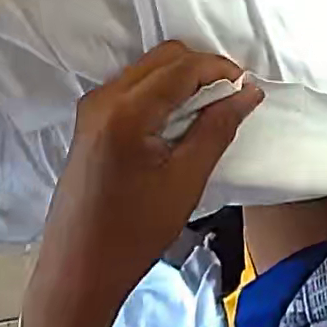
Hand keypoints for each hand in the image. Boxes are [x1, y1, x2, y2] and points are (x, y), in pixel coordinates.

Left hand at [29, 41, 263, 319]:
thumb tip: (247, 93)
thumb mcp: (185, 181)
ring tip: (211, 106)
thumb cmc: (135, 232)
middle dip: (200, 68)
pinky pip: (131, 84)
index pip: (180, 68)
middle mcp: (103, 96)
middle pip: (161, 58)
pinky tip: (180, 116)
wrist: (78, 267)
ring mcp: (92, 104)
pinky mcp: (89, 116)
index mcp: (125, 111)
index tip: (248, 84)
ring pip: (146, 67)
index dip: (218, 69)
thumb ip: (216, 129)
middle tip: (232, 94)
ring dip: (180, 77)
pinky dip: (160, 89)